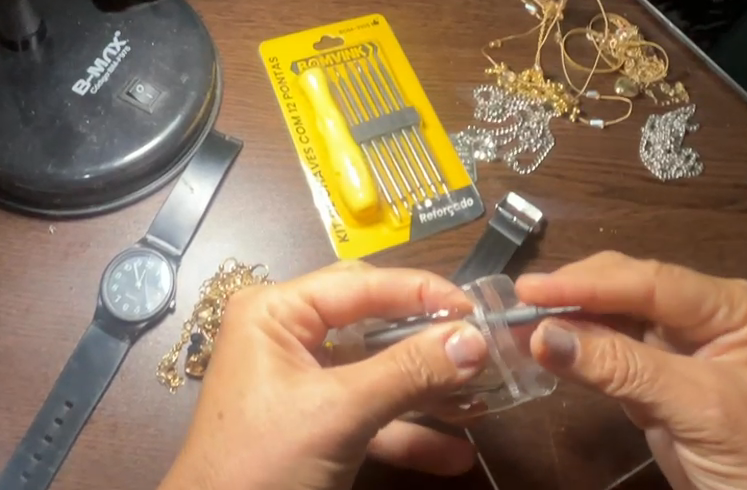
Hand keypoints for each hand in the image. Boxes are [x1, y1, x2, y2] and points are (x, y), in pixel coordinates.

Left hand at [159, 261, 490, 489]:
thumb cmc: (264, 463)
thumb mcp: (339, 414)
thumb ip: (407, 372)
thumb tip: (474, 338)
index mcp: (277, 310)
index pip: (360, 284)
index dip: (419, 291)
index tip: (475, 306)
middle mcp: (287, 334)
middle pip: (371, 322)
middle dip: (426, 340)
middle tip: (482, 343)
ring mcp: (299, 381)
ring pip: (374, 371)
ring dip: (425, 389)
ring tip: (482, 396)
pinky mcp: (311, 424)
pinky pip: (366, 414)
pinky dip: (405, 431)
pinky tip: (453, 451)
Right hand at [518, 252, 746, 489]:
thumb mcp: (701, 411)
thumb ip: (621, 368)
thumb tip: (540, 335)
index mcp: (730, 307)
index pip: (648, 280)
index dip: (586, 283)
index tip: (528, 289)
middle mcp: (702, 316)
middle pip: (625, 290)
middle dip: (573, 296)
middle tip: (515, 305)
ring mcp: (679, 349)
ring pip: (611, 318)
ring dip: (567, 322)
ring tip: (517, 323)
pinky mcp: (659, 384)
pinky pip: (609, 355)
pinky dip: (577, 353)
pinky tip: (544, 349)